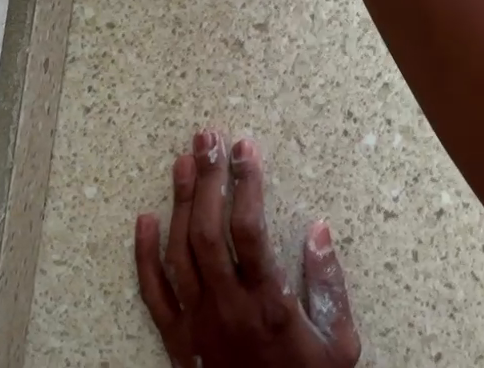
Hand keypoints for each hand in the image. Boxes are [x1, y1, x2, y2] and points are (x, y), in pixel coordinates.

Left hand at [135, 132, 361, 367]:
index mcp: (269, 304)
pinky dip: (143, 255)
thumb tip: (318, 229)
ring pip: (179, 253)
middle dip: (207, 179)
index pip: (250, 230)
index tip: (244, 147)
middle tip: (207, 138)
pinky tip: (144, 219)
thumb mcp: (339, 344)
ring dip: (179, 203)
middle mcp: (228, 308)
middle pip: (208, 232)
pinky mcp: (176, 342)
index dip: (246, 184)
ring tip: (183, 161)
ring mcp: (197, 324)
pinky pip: (152, 293)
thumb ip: (331, 285)